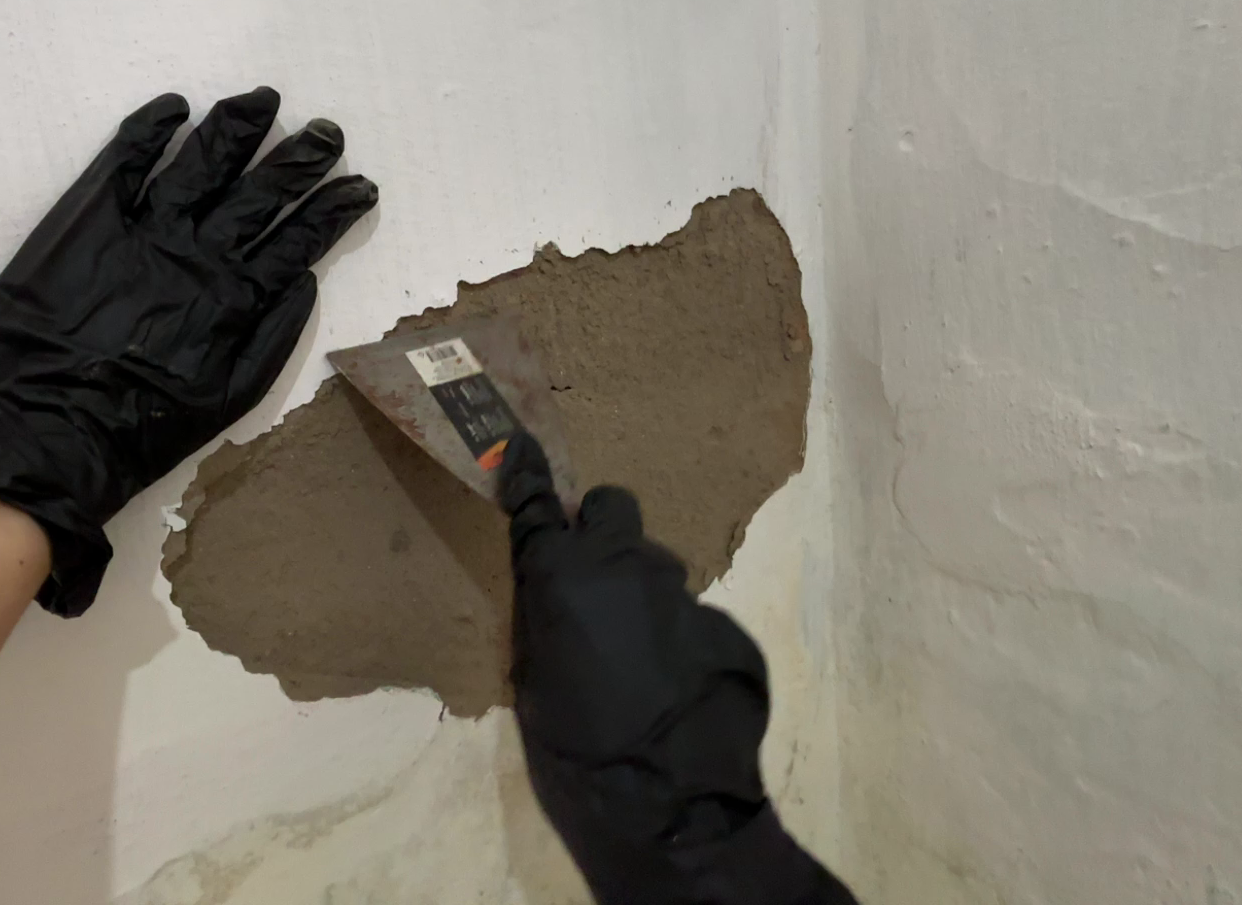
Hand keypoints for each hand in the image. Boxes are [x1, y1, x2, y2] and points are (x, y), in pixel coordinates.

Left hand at [0, 88, 376, 615]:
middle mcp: (197, 252)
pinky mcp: (86, 220)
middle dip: (300, 161)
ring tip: (265, 100)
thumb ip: (276, 334)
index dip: (333, 212)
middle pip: (259, 193)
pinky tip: (175, 105)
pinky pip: (121, 161)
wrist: (54, 431)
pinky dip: (148, 129)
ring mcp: (141, 230)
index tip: (362, 187)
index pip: (299, 242)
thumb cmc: (152, 422)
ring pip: (201, 164)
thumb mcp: (235, 394)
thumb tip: (308, 280)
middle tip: (329, 132)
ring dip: (238, 129)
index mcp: (234, 296)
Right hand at [500, 433, 856, 904]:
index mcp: (559, 574)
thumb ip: (543, 611)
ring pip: (653, 561)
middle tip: (599, 573)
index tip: (522, 443)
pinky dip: (678, 632)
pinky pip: (688, 611)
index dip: (526, 471)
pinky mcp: (720, 619)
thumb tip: (553, 586)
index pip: (534, 504)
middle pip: (612, 505)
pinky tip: (677, 679)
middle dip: (602, 528)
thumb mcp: (531, 673)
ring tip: (640, 652)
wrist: (664, 799)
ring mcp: (676, 586)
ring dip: (642, 588)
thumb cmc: (571, 741)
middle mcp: (619, 561)